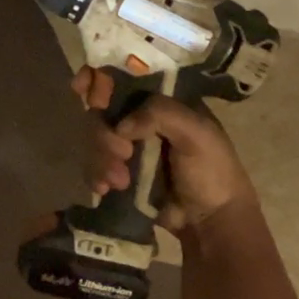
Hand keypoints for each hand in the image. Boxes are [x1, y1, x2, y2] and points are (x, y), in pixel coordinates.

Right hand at [72, 66, 257, 233]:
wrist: (208, 221)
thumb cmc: (211, 171)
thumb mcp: (196, 134)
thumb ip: (161, 115)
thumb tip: (120, 126)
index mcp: (164, 101)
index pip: (126, 77)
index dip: (101, 79)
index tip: (87, 91)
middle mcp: (142, 119)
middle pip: (103, 111)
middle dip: (105, 134)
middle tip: (123, 154)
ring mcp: (129, 147)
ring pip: (95, 140)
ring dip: (102, 159)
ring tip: (121, 181)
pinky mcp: (119, 173)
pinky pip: (94, 166)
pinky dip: (96, 176)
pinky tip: (106, 189)